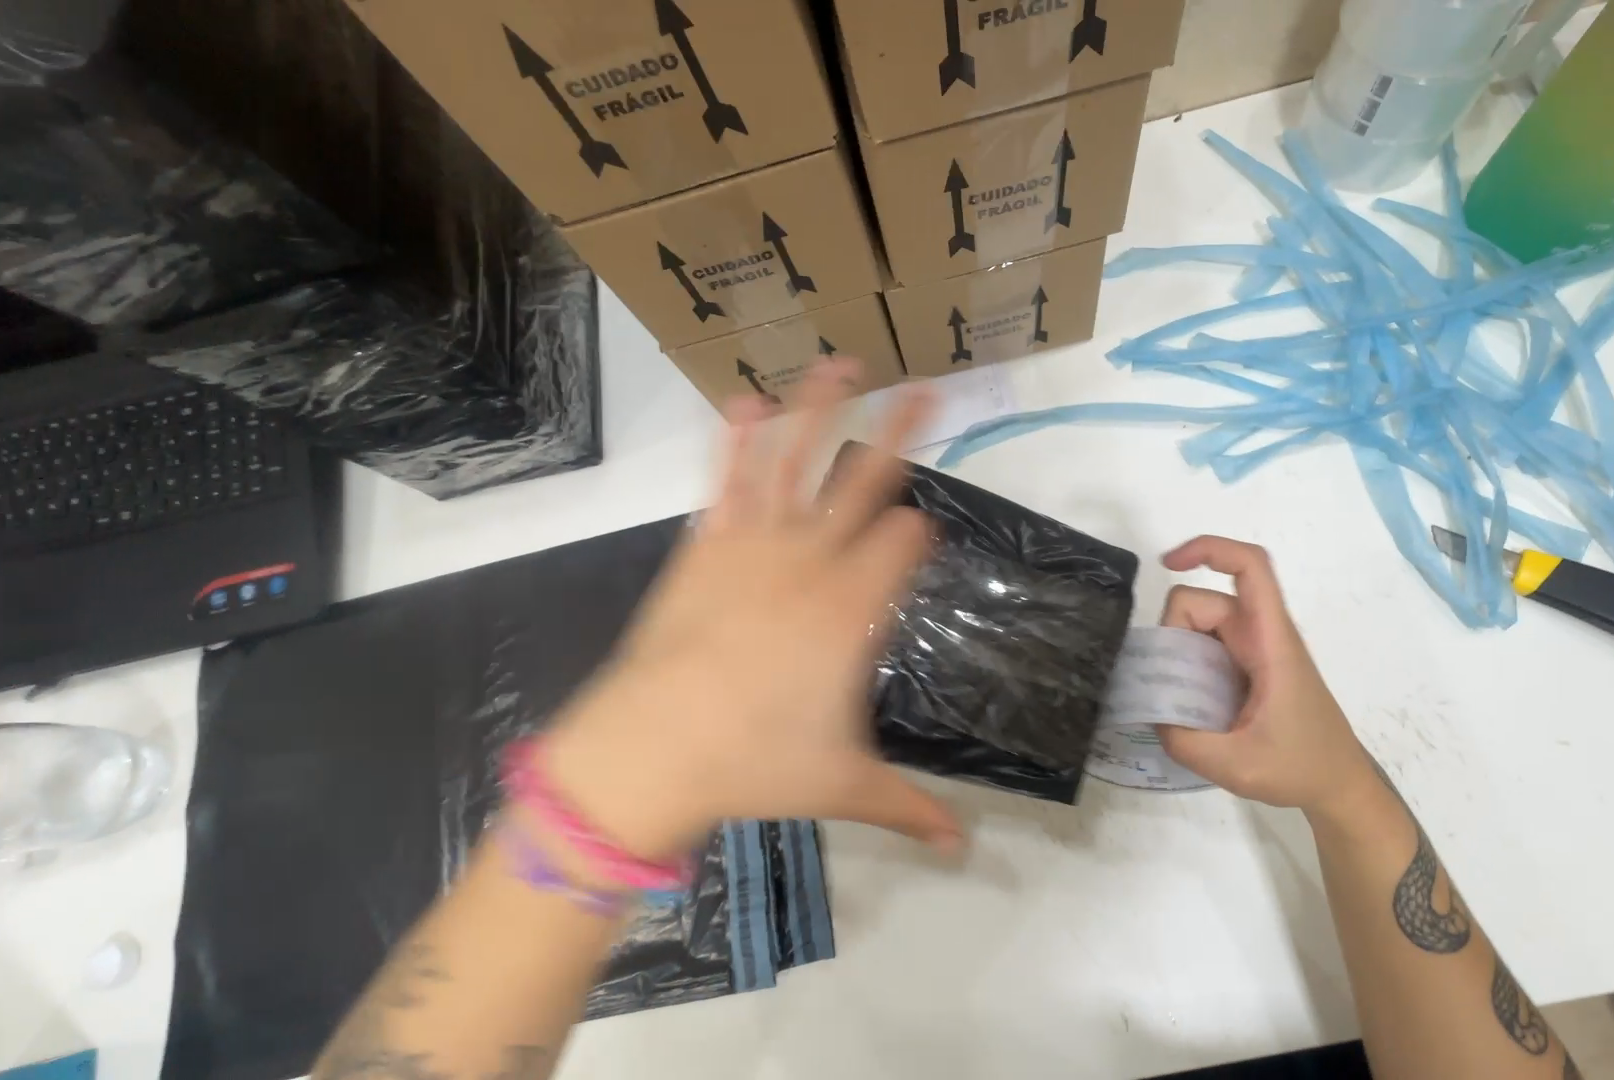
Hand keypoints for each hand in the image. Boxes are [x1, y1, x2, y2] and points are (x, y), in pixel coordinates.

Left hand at [540, 361, 963, 860]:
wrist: (650, 750)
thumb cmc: (754, 763)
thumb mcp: (843, 785)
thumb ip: (909, 808)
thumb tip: (963, 850)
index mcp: (855, 608)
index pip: (907, 541)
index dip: (920, 529)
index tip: (922, 532)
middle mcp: (813, 560)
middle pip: (868, 481)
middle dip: (901, 432)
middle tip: (927, 389)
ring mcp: (755, 544)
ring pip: (796, 461)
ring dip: (821, 409)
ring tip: (842, 362)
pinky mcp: (705, 544)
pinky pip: (725, 480)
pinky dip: (736, 439)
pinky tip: (744, 401)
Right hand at [1155, 536, 1379, 820]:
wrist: (1339, 786)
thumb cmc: (1300, 769)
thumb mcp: (1235, 767)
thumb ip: (1182, 740)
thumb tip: (1147, 712)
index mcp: (1270, 641)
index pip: (1250, 567)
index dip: (1209, 549)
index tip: (1167, 564)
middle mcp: (1260, 635)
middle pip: (1202, 602)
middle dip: (1172, 633)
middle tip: (1168, 687)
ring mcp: (1252, 650)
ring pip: (1197, 626)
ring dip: (1175, 654)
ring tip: (1176, 704)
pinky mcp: (1246, 667)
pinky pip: (1203, 648)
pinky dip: (1183, 667)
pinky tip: (1182, 705)